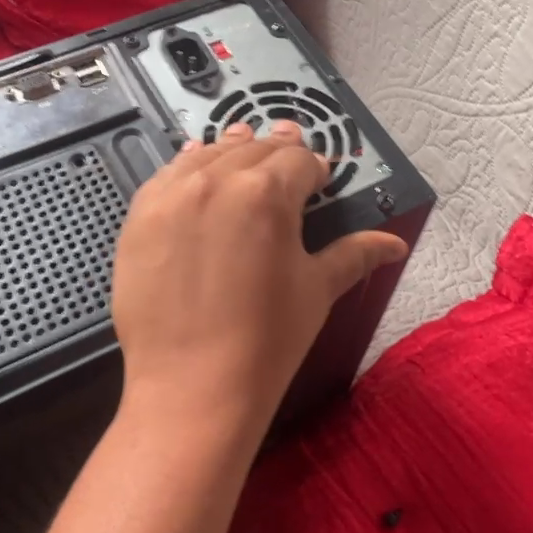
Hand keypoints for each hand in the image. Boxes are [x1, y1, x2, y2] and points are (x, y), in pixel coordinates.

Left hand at [109, 121, 408, 428]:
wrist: (193, 386)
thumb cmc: (266, 341)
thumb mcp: (316, 291)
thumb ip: (354, 254)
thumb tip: (394, 243)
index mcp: (267, 194)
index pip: (298, 161)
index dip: (315, 169)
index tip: (319, 180)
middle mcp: (215, 182)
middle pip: (251, 149)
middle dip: (275, 152)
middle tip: (288, 154)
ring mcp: (170, 198)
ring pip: (205, 155)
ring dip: (229, 150)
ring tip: (243, 147)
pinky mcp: (138, 219)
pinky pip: (164, 178)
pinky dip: (185, 169)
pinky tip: (194, 169)